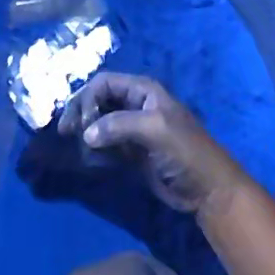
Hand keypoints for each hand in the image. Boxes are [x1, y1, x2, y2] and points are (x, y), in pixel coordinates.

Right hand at [57, 73, 246, 214]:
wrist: (209, 191)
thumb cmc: (186, 151)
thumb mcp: (154, 129)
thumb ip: (118, 125)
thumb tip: (86, 133)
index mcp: (142, 90)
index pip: (104, 83)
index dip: (88, 97)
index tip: (79, 121)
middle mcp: (135, 104)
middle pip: (98, 100)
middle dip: (81, 112)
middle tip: (65, 131)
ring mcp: (133, 128)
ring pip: (100, 121)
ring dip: (86, 130)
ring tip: (74, 143)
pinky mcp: (132, 151)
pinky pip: (106, 143)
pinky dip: (95, 147)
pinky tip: (88, 155)